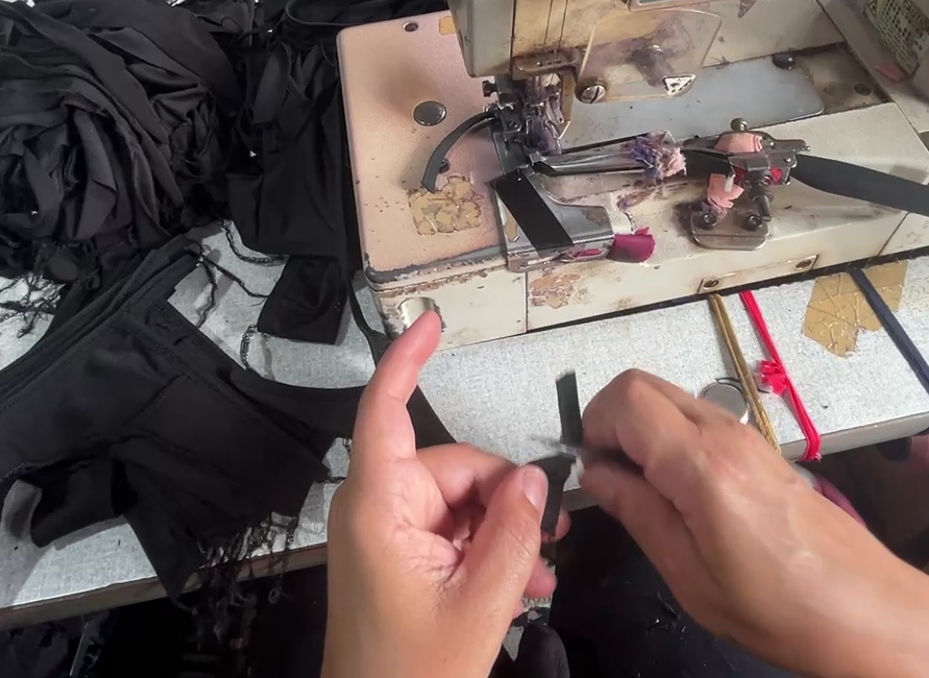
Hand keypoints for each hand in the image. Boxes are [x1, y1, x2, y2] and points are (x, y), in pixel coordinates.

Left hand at [324, 313, 563, 677]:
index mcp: (379, 506)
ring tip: (542, 568)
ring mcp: (389, 530)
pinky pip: (454, 526)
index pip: (385, 408)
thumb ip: (514, 533)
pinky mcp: (400, 552)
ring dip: (504, 527)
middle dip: (506, 494)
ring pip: (461, 497)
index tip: (431, 322)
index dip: (407, 359)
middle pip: (454, 464)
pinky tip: (525, 580)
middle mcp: (378, 506)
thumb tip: (536, 477)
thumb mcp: (479, 606)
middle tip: (550, 535)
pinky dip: (488, 546)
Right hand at [578, 370, 928, 677]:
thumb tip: (594, 472)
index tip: (593, 468)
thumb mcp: (688, 573)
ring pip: (667, 394)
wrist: (868, 611)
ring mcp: (743, 431)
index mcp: (700, 462)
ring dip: (639, 423)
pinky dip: (667, 431)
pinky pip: (694, 414)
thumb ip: (634, 510)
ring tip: (643, 482)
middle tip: (609, 471)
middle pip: (641, 382)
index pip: (625, 398)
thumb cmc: (773, 606)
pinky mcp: (757, 443)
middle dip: (609, 416)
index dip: (594, 424)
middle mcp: (721, 430)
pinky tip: (678, 484)